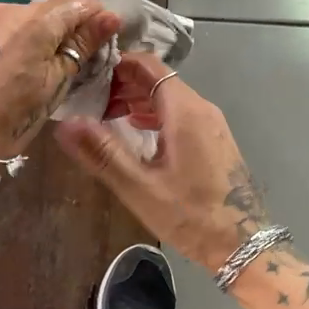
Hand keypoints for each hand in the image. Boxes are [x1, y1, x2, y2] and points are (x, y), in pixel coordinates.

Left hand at [0, 0, 121, 157]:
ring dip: (42, 37)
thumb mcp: (54, 85)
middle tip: (73, 67)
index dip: (97, 20)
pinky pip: (4, 29)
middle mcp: (9, 9)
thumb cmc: (9, 117)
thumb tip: (109, 17)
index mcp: (36, 20)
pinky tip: (12, 72)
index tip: (100, 47)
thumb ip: (81, 47)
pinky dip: (18, 43)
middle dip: (69, 31)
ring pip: (27, 19)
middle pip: (53, 9)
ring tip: (40, 73)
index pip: (81, 1)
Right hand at [54, 54, 266, 271]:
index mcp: (184, 111)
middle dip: (122, 82)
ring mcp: (211, 124)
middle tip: (88, 97)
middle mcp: (201, 108)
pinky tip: (136, 131)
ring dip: (137, 99)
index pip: (148, 65)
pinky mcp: (214, 140)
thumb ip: (102, 153)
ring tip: (105, 114)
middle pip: (157, 79)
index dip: (117, 63)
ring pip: (169, 96)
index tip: (87, 73)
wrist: (244, 244)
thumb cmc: (191, 215)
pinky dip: (155, 113)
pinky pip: (180, 113)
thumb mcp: (140, 187)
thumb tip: (65, 123)